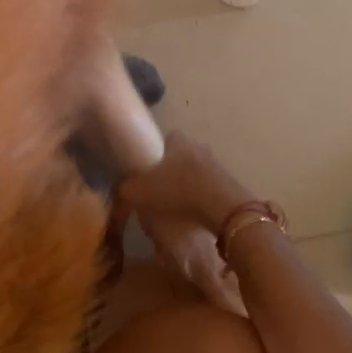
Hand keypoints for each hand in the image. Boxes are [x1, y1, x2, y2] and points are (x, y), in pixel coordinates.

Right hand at [116, 132, 253, 233]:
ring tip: (180, 205)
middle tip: (163, 189)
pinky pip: (212, 188)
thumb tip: (121, 190)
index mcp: (178, 140)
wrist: (222, 207)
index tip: (151, 169)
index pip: (167, 138)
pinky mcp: (231, 184)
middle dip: (175, 169)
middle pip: (184, 155)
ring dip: (191, 185)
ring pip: (199, 171)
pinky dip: (205, 199)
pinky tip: (197, 214)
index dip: (158, 153)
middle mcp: (199, 146)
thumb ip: (125, 189)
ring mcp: (217, 164)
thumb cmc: (177, 190)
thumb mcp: (140, 191)